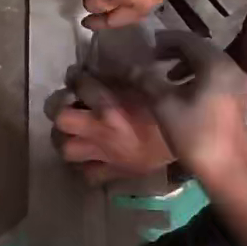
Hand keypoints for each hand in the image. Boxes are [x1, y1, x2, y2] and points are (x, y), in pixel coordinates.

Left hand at [50, 68, 172, 184]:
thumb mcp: (144, 86)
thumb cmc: (167, 109)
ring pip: (66, 149)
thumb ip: (118, 79)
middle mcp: (100, 130)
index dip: (76, 77)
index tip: (78, 76)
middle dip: (59, 109)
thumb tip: (98, 70)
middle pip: (61, 119)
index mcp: (110, 106)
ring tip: (72, 132)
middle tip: (67, 105)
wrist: (187, 140)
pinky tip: (90, 157)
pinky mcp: (114, 172)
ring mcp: (104, 154)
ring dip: (65, 139)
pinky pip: (88, 175)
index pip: (80, 84)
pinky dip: (85, 166)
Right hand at [135, 30, 246, 182]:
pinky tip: (186, 93)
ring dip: (188, 64)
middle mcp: (233, 67)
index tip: (147, 48)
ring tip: (167, 77)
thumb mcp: (163, 104)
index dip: (166, 40)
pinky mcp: (242, 98)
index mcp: (216, 64)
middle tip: (154, 59)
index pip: (188, 39)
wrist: (228, 170)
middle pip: (202, 49)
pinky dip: (200, 76)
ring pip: (211, 63)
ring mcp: (241, 83)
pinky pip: (218, 76)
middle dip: (176, 51)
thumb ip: (145, 79)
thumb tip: (127, 66)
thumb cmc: (194, 134)